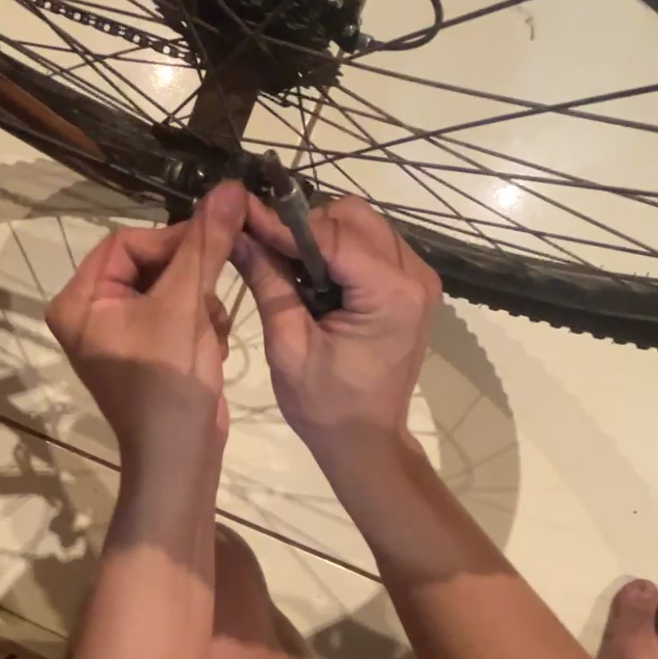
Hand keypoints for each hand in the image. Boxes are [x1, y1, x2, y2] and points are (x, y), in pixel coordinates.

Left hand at [47, 181, 248, 472]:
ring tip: (210, 332)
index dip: (174, 239)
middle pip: (149, 264)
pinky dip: (199, 324)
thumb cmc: (169, 381)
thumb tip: (231, 186)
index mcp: (78, 301)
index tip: (216, 242)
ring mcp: (119, 335)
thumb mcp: (186, 305)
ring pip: (169, 288)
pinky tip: (211, 347)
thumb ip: (206, 244)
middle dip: (190, 279)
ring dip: (200, 303)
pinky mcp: (147, 351)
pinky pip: (175, 314)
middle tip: (216, 293)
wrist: (180, 455)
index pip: (126, 242)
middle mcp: (90, 314)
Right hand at [230, 194, 440, 456]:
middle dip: (308, 228)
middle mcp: (415, 275)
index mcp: (390, 294)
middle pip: (355, 218)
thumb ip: (267, 283)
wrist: (364, 440)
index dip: (286, 225)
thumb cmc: (323, 405)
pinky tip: (317, 280)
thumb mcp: (287, 345)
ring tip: (292, 270)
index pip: (333, 235)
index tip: (245, 219)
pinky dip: (342, 252)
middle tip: (270, 253)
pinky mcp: (414, 287)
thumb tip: (237, 234)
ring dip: (324, 238)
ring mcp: (420, 279)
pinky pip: (374, 246)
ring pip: (366, 225)